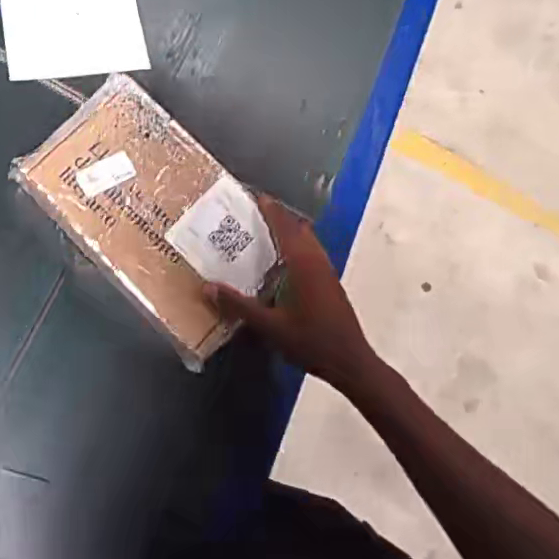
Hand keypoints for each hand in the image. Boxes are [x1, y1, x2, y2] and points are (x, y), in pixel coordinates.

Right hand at [204, 195, 388, 393]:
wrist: (350, 362)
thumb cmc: (311, 341)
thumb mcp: (269, 326)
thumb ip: (239, 305)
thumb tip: (208, 287)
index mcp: (303, 264)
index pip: (285, 227)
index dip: (270, 210)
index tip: (255, 196)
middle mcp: (317, 261)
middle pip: (298, 229)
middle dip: (278, 218)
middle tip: (252, 215)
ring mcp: (327, 272)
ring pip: (307, 242)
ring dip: (288, 233)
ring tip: (263, 235)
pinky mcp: (330, 284)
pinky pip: (311, 254)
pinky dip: (295, 248)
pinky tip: (280, 266)